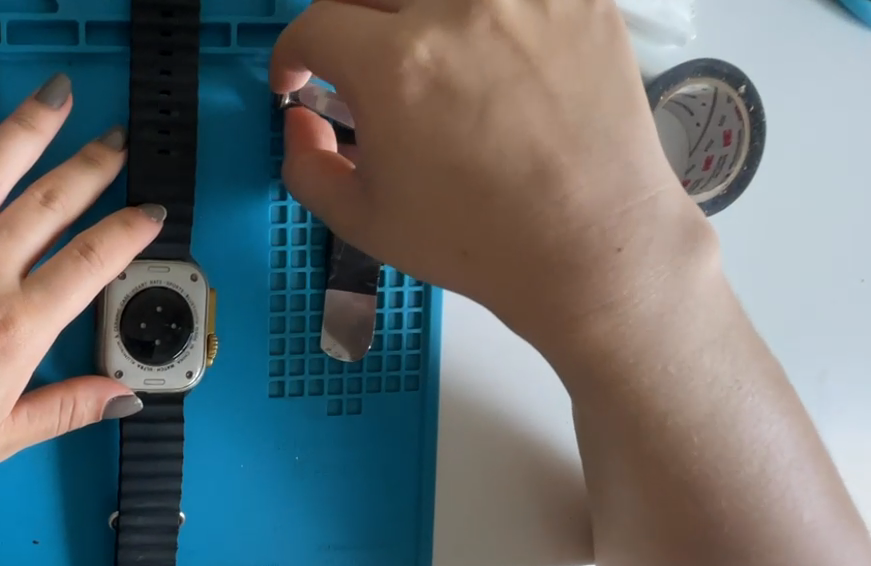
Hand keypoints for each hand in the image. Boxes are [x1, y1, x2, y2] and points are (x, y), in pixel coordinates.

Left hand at [0, 75, 161, 525]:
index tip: (150, 214)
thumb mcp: (1, 439)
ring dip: (27, 129)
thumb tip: (123, 396)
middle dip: (92, 167)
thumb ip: (68, 409)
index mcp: (15, 329)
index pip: (92, 262)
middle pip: (49, 203)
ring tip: (55, 100)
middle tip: (115, 142)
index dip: (129, 232)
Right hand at [271, 0, 716, 345]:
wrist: (581, 237)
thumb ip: (304, 163)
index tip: (295, 80)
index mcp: (395, 67)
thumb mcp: (357, 218)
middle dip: (340, 22)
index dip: (289, 53)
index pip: (315, 22)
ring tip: (418, 59)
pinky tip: (480, 61)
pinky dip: (476, 21)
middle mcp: (459, 8)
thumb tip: (299, 118)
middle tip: (346, 63)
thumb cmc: (463, 238)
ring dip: (408, 18)